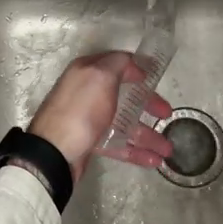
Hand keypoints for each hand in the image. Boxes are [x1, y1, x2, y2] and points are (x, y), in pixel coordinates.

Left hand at [28, 51, 172, 180]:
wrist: (55, 152)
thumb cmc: (80, 110)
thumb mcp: (100, 76)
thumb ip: (118, 64)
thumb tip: (132, 63)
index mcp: (87, 71)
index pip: (116, 63)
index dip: (137, 69)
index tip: (156, 78)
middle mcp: (87, 92)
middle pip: (123, 95)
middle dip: (147, 104)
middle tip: (166, 114)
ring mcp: (88, 119)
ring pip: (123, 123)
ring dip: (147, 134)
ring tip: (167, 149)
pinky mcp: (90, 142)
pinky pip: (118, 143)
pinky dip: (136, 151)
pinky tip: (153, 161)